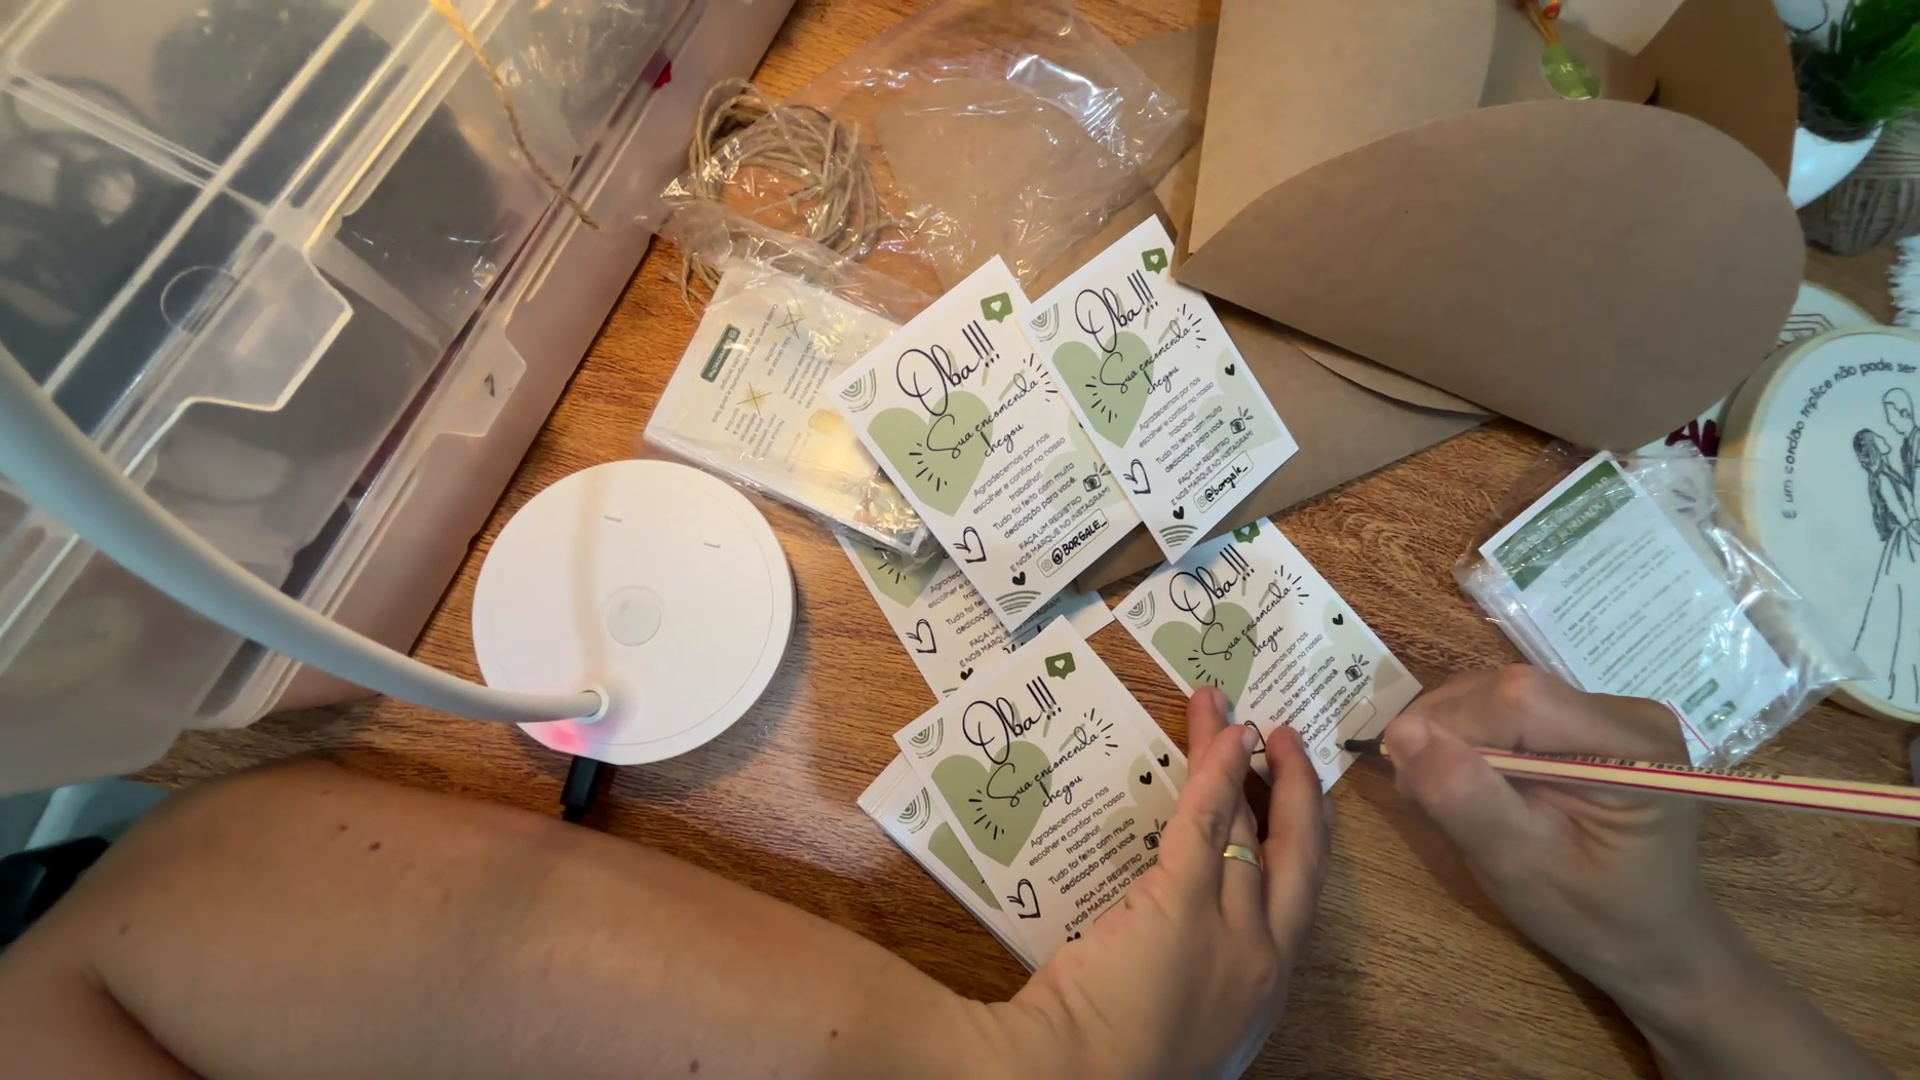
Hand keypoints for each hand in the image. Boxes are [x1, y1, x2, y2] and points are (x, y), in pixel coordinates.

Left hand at [1007, 688, 1329, 1079]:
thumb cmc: (1114, 1054)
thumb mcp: (1184, 1013)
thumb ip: (1201, 963)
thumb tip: (1188, 913)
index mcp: (1264, 988)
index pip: (1296, 898)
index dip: (1304, 840)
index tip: (1307, 802)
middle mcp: (1265, 959)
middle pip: (1299, 855)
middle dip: (1302, 792)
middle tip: (1290, 741)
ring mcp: (1231, 929)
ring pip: (1249, 824)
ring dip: (1244, 762)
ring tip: (1239, 718)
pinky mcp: (1182, 898)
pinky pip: (1209, 820)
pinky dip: (1218, 772)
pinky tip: (1223, 738)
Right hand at [1381, 666, 1707, 1002]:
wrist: (1639, 936)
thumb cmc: (1588, 915)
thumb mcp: (1515, 865)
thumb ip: (1461, 795)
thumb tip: (1399, 730)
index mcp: (1630, 748)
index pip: (1516, 700)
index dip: (1451, 728)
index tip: (1419, 784)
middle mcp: (1618, 711)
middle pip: (1494, 691)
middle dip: (1441, 736)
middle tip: (1428, 798)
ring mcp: (1593, 707)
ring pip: (1481, 693)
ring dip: (1443, 738)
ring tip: (1450, 795)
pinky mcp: (1568, 713)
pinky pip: (1486, 704)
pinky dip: (1458, 738)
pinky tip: (1469, 779)